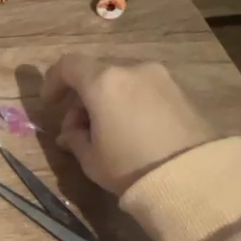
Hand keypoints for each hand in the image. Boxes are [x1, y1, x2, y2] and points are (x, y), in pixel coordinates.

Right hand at [50, 55, 219, 194]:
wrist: (191, 175)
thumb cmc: (129, 165)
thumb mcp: (90, 158)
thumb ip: (74, 138)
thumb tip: (71, 132)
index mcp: (104, 83)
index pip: (68, 65)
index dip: (52, 81)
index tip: (50, 105)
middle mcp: (132, 71)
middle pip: (96, 75)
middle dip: (81, 98)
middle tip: (77, 129)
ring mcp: (160, 78)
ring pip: (120, 82)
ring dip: (106, 101)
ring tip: (106, 133)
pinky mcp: (179, 90)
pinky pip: (142, 90)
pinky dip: (128, 103)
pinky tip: (130, 131)